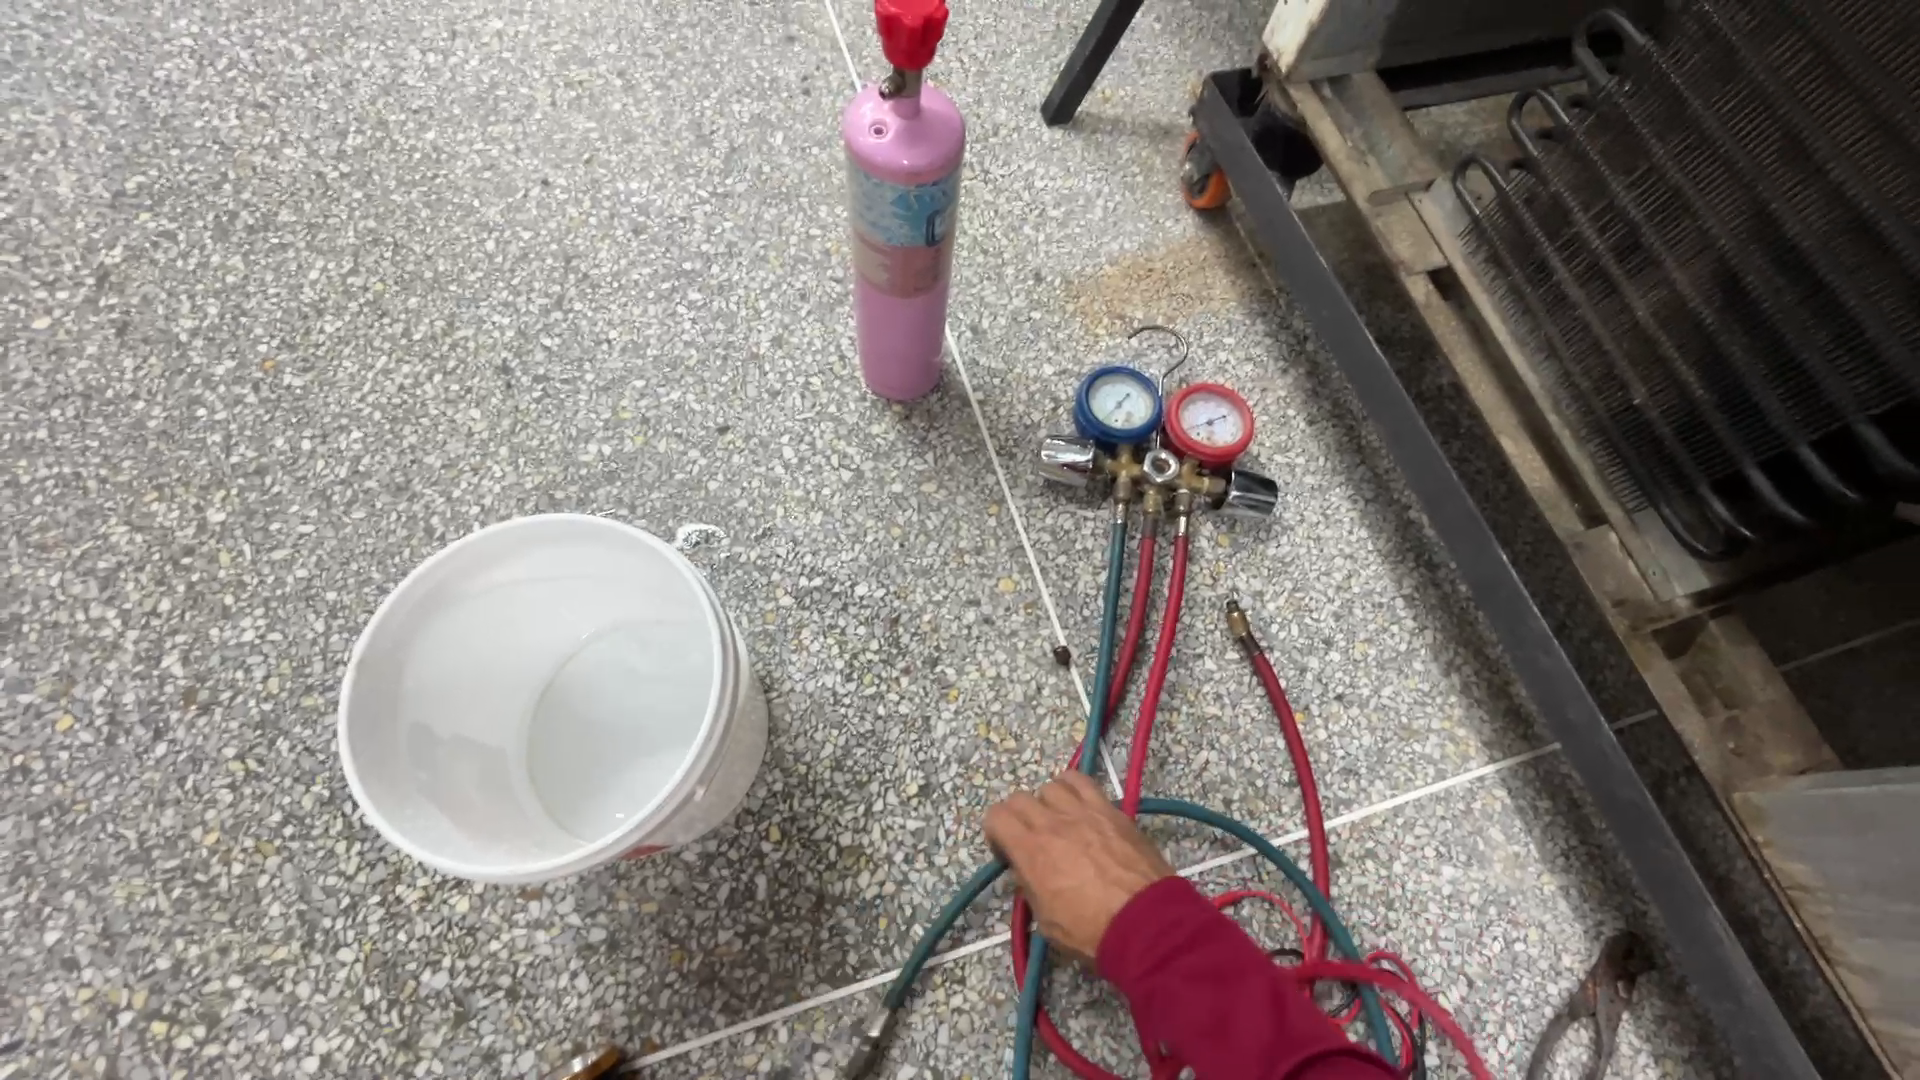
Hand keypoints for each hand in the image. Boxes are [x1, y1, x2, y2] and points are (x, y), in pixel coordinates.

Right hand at [983, 771, 1177, 959]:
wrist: (1147, 924)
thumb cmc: (1092, 931)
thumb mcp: (1047, 922)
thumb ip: (1031, 888)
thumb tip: (1028, 871)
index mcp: (1031, 852)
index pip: (996, 817)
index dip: (996, 832)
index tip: (1007, 852)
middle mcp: (1051, 823)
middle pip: (1020, 798)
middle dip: (1018, 817)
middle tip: (1030, 837)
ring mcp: (1082, 811)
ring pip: (1051, 786)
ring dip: (1047, 802)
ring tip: (1058, 820)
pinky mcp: (1109, 809)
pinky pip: (1082, 781)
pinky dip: (1072, 787)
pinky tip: (1078, 804)